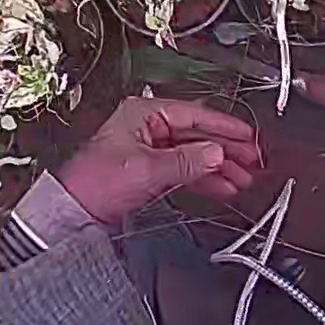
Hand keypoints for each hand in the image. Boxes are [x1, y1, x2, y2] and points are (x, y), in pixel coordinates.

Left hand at [57, 98, 261, 227]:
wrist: (72, 212)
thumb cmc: (96, 182)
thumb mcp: (146, 169)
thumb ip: (186, 161)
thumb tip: (216, 153)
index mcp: (144, 112)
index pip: (194, 115)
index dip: (223, 127)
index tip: (247, 137)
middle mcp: (149, 124)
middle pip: (196, 133)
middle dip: (225, 149)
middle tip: (251, 161)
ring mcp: (150, 146)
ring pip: (193, 152)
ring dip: (218, 166)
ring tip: (241, 179)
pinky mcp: (151, 167)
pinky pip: (184, 168)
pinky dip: (203, 177)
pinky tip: (221, 186)